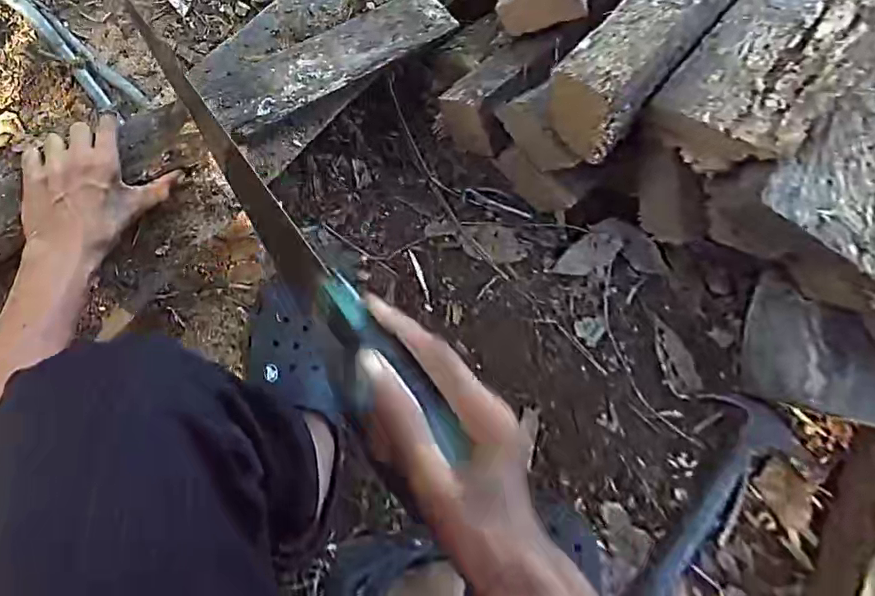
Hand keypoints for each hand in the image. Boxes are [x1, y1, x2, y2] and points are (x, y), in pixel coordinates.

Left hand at [19, 115, 179, 273]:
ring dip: (58, 146)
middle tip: (84, 152)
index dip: (107, 125)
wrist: (64, 252)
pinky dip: (36, 158)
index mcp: (104, 159)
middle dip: (82, 136)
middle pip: (78, 126)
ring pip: (53, 137)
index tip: (107, 130)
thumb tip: (179, 177)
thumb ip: (156, 189)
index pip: (106, 122)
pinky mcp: (32, 176)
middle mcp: (78, 155)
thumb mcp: (132, 208)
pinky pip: (31, 152)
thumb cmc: (100, 231)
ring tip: (62, 161)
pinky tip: (42, 169)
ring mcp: (52, 164)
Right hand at [358, 296, 596, 595]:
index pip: (433, 352)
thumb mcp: (430, 476)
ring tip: (366, 360)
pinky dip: (408, 386)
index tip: (365, 305)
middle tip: (357, 325)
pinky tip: (388, 400)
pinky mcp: (478, 428)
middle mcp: (488, 405)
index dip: (397, 324)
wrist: (517, 572)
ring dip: (399, 364)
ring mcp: (486, 416)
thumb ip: (400, 418)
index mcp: (483, 411)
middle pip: (434, 357)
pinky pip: (436, 391)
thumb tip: (369, 363)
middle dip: (394, 339)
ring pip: (435, 373)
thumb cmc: (477, 532)